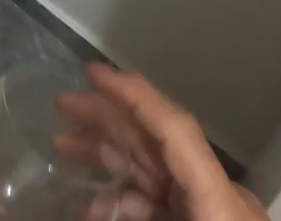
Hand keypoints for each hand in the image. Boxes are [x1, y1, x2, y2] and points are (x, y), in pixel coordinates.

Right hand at [55, 64, 266, 220]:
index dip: (134, 95)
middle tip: (61, 106)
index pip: (175, 131)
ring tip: (64, 149)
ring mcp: (213, 216)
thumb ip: (125, 216)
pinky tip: (95, 207)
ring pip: (155, 170)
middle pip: (159, 143)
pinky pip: (161, 202)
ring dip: (111, 157)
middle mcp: (219, 201)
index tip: (93, 73)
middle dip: (109, 120)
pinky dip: (126, 198)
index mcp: (219, 206)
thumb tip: (85, 207)